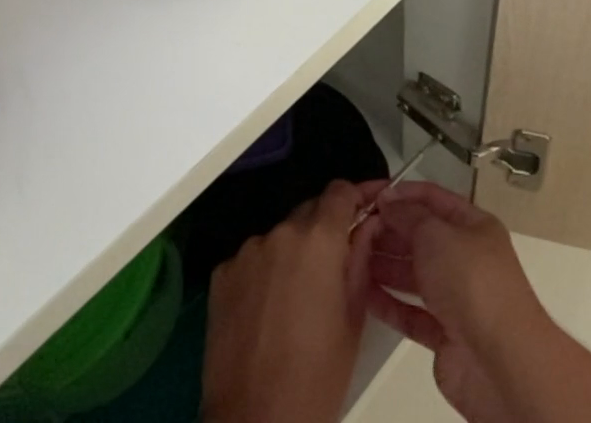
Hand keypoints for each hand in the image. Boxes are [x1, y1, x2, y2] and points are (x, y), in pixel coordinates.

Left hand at [203, 179, 382, 422]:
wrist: (257, 418)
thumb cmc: (318, 373)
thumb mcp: (354, 314)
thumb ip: (360, 258)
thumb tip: (367, 225)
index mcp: (317, 240)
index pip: (339, 191)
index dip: (358, 195)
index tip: (370, 205)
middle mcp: (278, 234)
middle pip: (308, 212)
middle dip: (326, 228)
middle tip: (339, 261)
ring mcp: (244, 253)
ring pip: (279, 237)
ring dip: (293, 252)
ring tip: (301, 293)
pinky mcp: (220, 275)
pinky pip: (251, 260)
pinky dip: (264, 271)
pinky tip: (270, 306)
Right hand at [362, 182, 590, 422]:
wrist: (500, 360)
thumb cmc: (471, 282)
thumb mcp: (437, 234)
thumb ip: (408, 215)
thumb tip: (389, 201)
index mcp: (474, 227)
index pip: (434, 199)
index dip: (402, 194)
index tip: (368, 196)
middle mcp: (466, 258)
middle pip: (421, 237)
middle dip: (388, 231)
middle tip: (351, 230)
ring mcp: (456, 297)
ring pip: (413, 275)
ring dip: (383, 266)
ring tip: (349, 259)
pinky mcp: (444, 333)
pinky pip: (410, 312)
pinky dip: (388, 303)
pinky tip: (362, 294)